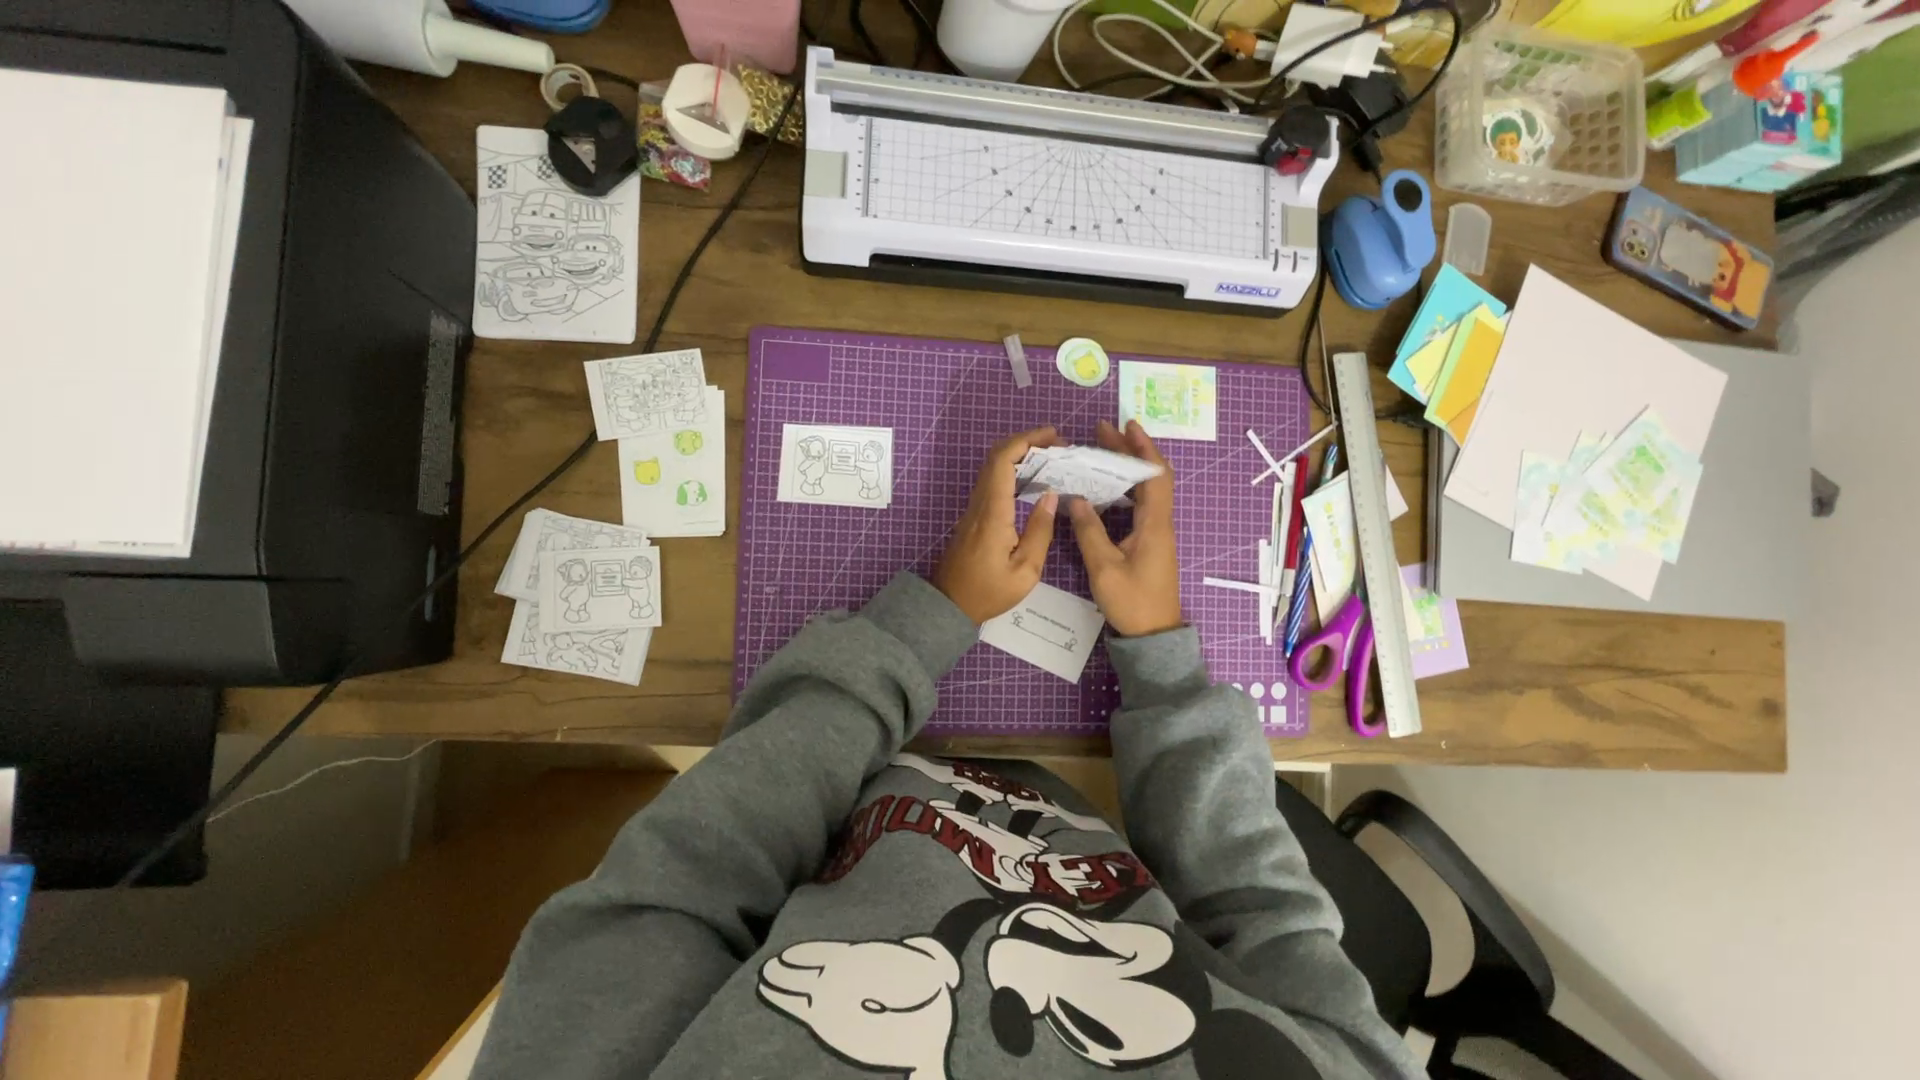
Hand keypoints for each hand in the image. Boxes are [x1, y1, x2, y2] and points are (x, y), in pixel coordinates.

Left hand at [933, 427, 1061, 624]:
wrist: (948, 604)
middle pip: (996, 458)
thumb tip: (1050, 496)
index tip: (1053, 437)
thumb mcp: (1025, 571)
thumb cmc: (988, 592)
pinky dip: (1012, 470)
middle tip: (1056, 444)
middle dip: (1025, 442)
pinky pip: (992, 482)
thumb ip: (1040, 532)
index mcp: (993, 513)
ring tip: (1049, 458)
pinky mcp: (974, 517)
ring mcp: (974, 509)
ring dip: (1019, 455)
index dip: (1026, 441)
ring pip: (992, 468)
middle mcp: (980, 504)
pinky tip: (1031, 479)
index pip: (1003, 462)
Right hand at [1068, 420, 1181, 636]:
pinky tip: (1103, 489)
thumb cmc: (1132, 602)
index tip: (1126, 425)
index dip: (1143, 447)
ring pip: (1145, 492)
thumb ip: (1089, 531)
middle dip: (1129, 452)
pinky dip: (1123, 491)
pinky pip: (1139, 507)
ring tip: (1101, 454)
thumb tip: (1077, 499)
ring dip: (1126, 470)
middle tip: (1103, 432)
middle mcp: (1160, 524)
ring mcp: (1156, 534)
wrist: (1153, 636)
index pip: (1155, 475)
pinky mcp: (1149, 545)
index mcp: (1154, 524)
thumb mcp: (1104, 567)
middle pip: (1150, 478)